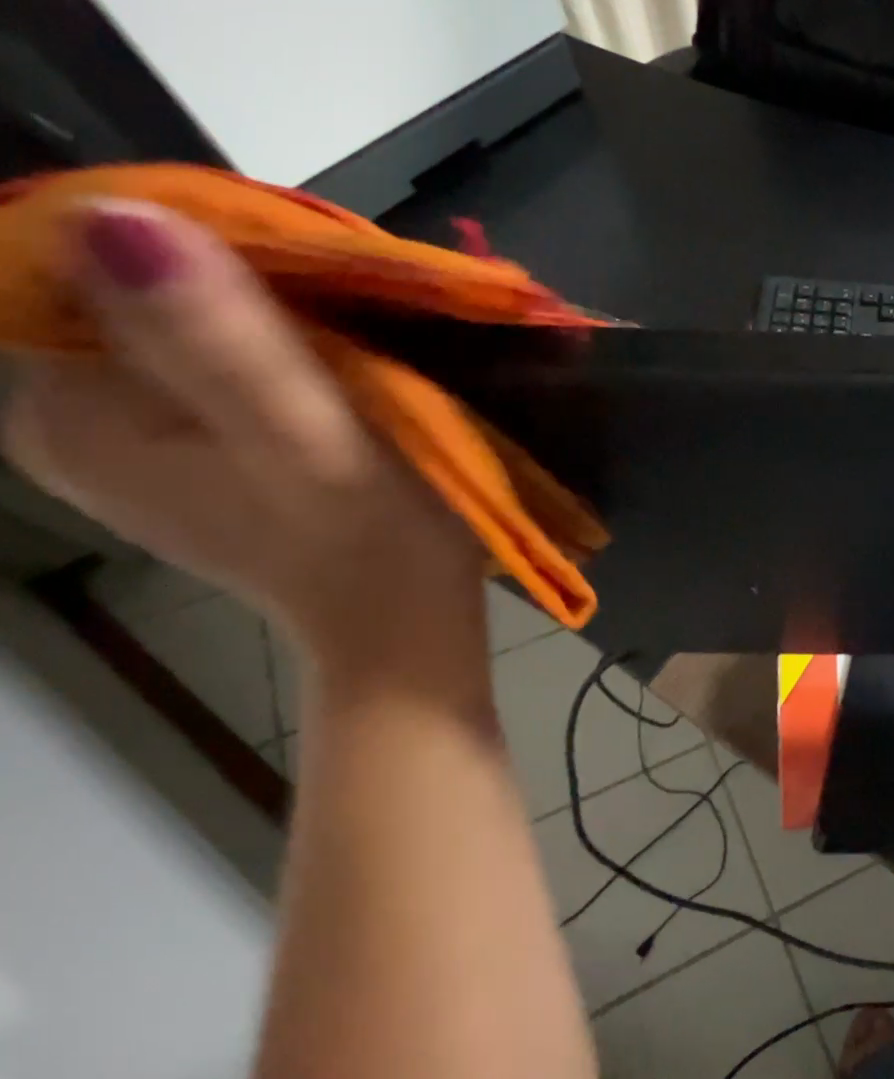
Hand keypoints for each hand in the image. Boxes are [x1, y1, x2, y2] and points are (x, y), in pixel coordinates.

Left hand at [2, 199, 483, 671]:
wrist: (405, 624)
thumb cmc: (375, 539)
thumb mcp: (306, 440)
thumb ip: (221, 342)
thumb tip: (116, 216)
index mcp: (70, 411)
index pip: (99, 262)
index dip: (210, 244)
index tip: (316, 278)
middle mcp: (66, 416)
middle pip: (140, 289)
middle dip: (243, 282)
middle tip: (351, 320)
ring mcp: (121, 436)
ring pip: (182, 322)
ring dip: (267, 316)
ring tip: (354, 348)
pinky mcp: (178, 450)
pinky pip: (208, 361)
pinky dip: (271, 352)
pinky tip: (333, 376)